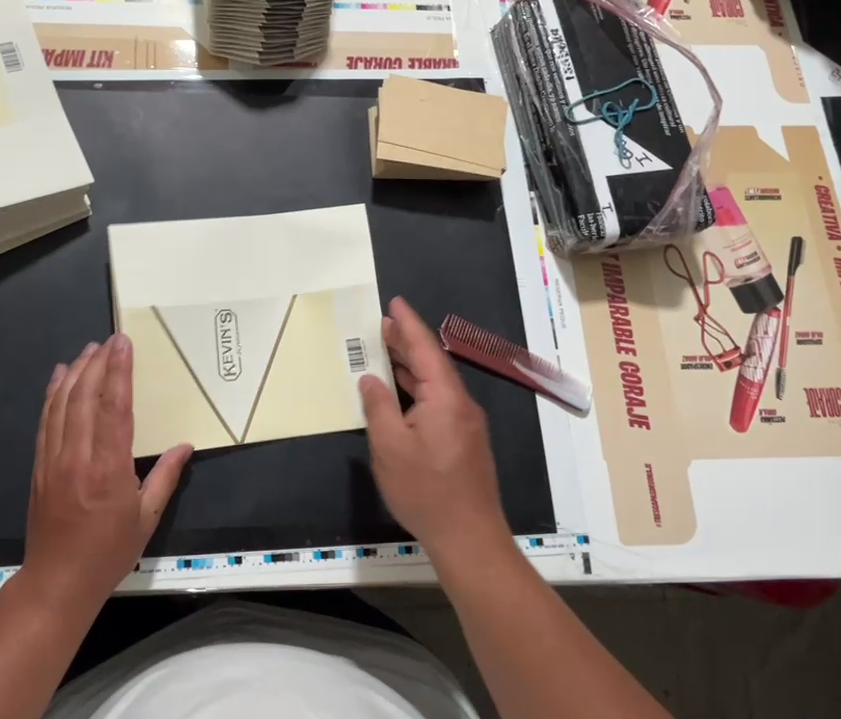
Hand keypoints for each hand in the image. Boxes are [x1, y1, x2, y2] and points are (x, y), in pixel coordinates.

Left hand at [23, 334, 192, 607]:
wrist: (56, 582)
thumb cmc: (107, 553)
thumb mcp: (146, 520)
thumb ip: (165, 478)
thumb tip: (185, 446)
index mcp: (109, 469)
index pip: (114, 408)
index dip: (119, 372)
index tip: (123, 344)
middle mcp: (78, 457)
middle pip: (85, 398)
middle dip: (97, 364)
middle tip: (109, 340)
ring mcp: (54, 459)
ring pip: (62, 404)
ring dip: (75, 373)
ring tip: (88, 350)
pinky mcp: (39, 465)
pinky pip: (46, 420)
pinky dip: (53, 394)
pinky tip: (59, 377)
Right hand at [359, 297, 509, 561]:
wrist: (469, 537)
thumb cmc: (425, 490)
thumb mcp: (390, 447)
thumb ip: (379, 407)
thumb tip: (371, 380)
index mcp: (445, 398)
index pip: (426, 349)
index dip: (408, 324)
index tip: (394, 302)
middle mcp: (461, 404)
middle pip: (433, 364)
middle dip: (407, 343)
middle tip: (381, 326)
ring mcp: (466, 424)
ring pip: (436, 384)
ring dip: (412, 368)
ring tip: (385, 353)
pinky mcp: (465, 442)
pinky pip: (439, 402)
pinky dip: (418, 389)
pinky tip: (401, 393)